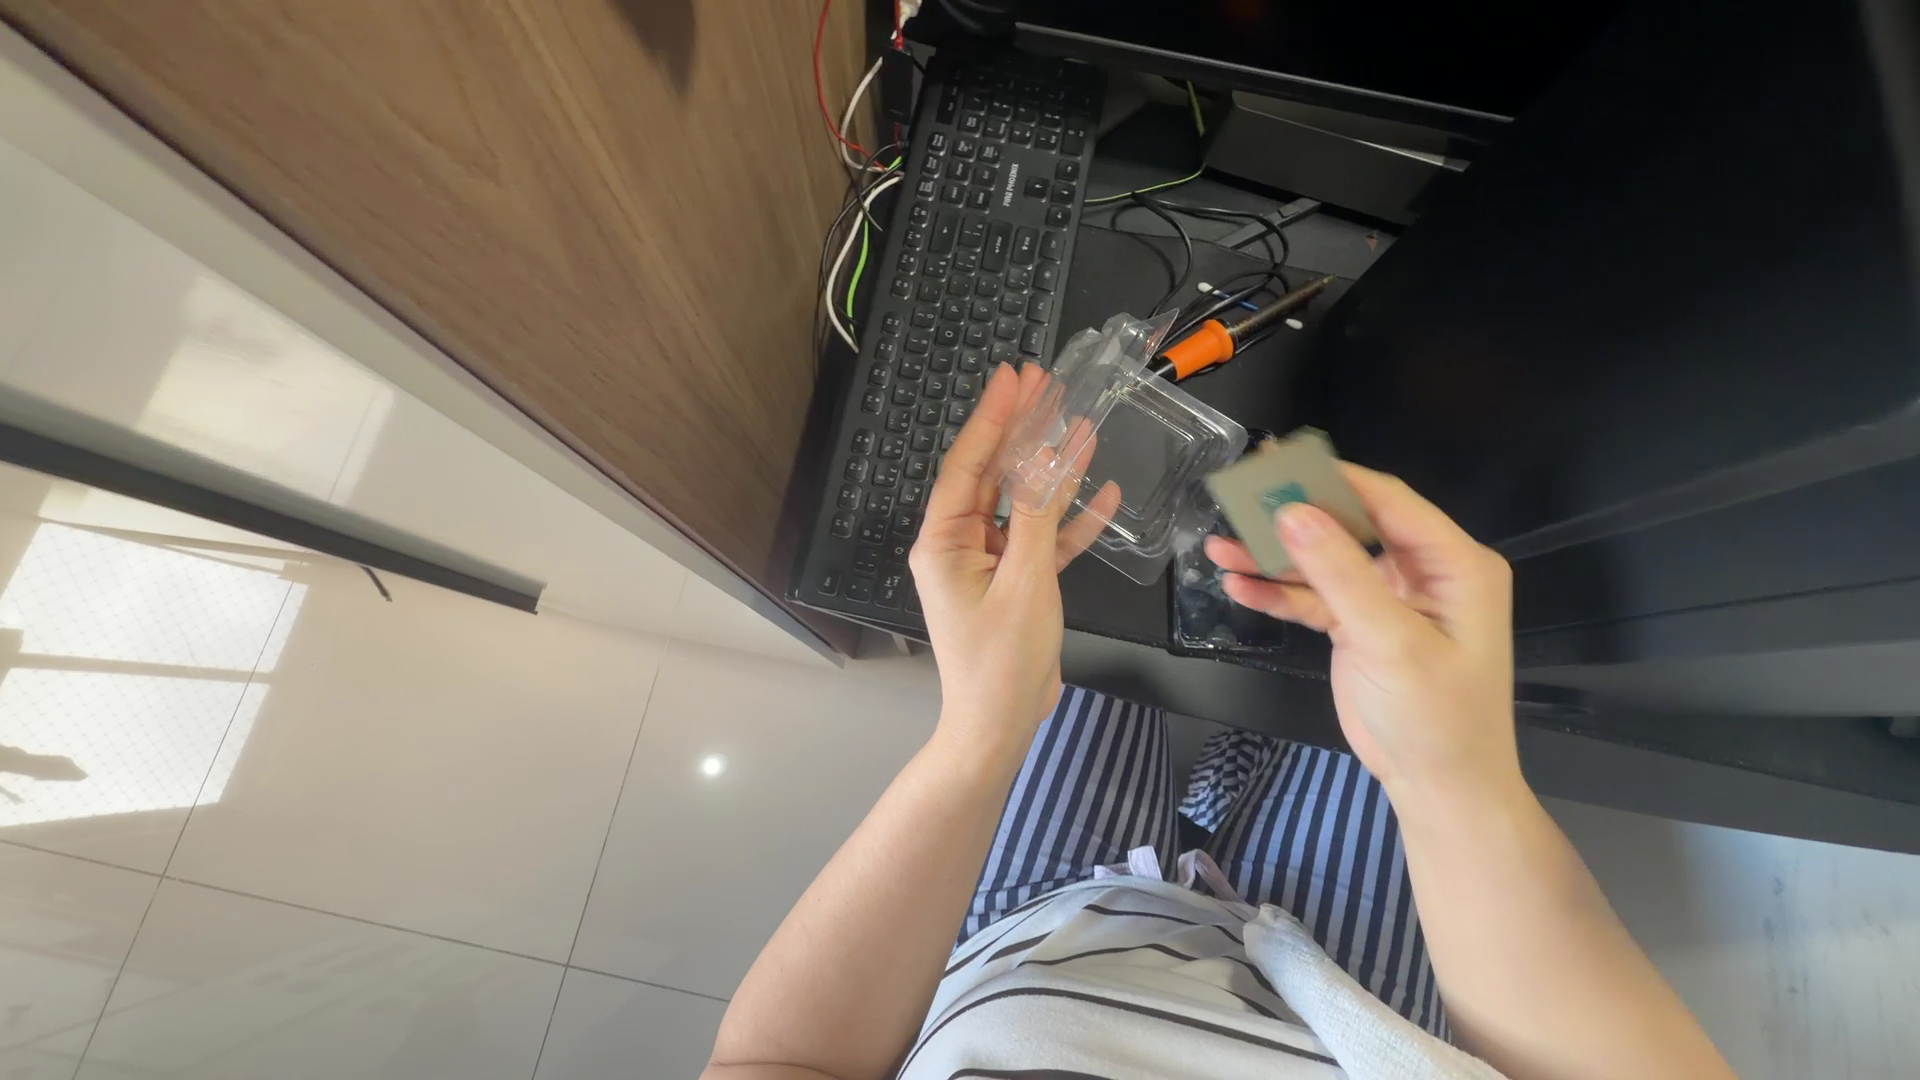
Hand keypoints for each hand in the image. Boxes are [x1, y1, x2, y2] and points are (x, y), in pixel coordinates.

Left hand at [910, 364, 1119, 748]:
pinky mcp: (1015, 581)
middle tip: (1045, 384)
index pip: (968, 464)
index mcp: (944, 541)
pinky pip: (1040, 541)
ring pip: (1021, 504)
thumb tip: (1046, 459)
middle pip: (993, 476)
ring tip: (1078, 425)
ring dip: (1050, 472)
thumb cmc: (1003, 659)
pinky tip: (1101, 497)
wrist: (1001, 723)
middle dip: (1020, 431)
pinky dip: (1069, 523)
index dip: (991, 418)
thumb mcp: (1024, 581)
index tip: (1012, 378)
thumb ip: (1037, 517)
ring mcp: (988, 563)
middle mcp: (960, 545)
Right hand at [1204, 464, 1518, 802]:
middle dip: (1292, 518)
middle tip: (1239, 499)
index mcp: (1453, 564)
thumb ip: (1340, 574)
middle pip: (1348, 527)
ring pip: (1321, 563)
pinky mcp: (1355, 625)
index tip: (1279, 464)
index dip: (1333, 480)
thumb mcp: (1389, 640)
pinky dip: (1276, 593)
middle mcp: (1419, 572)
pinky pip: (1311, 598)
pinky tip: (1238, 587)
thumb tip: (1291, 513)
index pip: (1388, 503)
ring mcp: (1384, 599)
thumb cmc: (1434, 715)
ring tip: (1219, 548)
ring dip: (1273, 558)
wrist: (1436, 785)